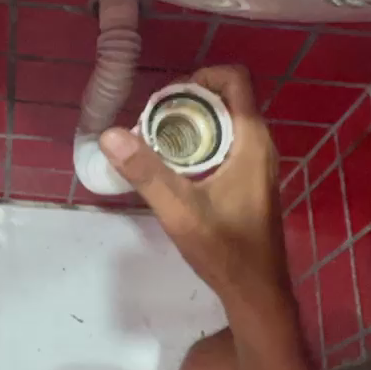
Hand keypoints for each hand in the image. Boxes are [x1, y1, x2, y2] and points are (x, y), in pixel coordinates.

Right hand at [100, 65, 288, 312]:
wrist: (256, 293)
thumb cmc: (225, 250)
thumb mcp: (179, 211)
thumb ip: (146, 172)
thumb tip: (110, 134)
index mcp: (251, 140)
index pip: (235, 79)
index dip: (201, 77)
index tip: (169, 99)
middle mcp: (260, 144)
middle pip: (225, 99)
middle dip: (188, 103)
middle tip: (154, 123)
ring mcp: (257, 163)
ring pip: (224, 122)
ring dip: (192, 124)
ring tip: (158, 143)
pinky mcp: (250, 179)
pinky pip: (226, 143)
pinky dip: (200, 143)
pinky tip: (175, 168)